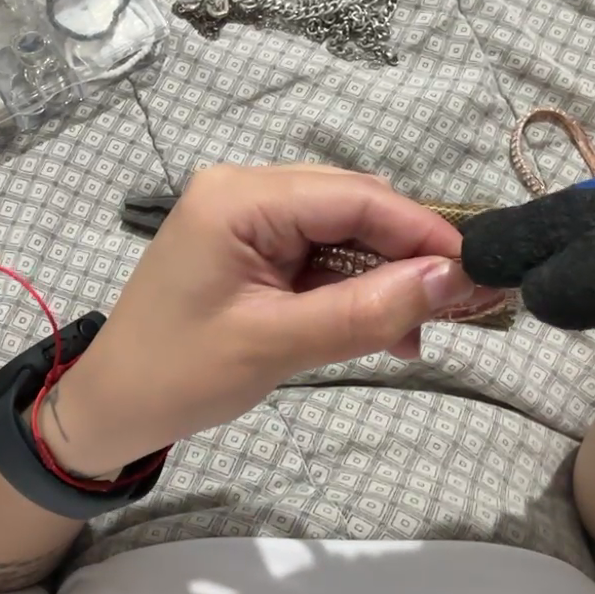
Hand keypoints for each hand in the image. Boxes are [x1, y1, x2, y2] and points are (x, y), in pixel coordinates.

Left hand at [47, 164, 498, 475]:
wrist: (114, 404)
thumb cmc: (181, 374)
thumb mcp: (277, 344)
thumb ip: (366, 309)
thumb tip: (454, 280)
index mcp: (239, 197)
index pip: (354, 196)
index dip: (423, 232)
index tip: (480, 272)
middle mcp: (243, 189)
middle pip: (350, 207)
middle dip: (406, 256)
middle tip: (459, 309)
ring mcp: (244, 215)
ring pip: (339, 232)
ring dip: (381, 278)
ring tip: (418, 332)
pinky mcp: (248, 245)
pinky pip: (315, 254)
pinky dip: (350, 287)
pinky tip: (381, 328)